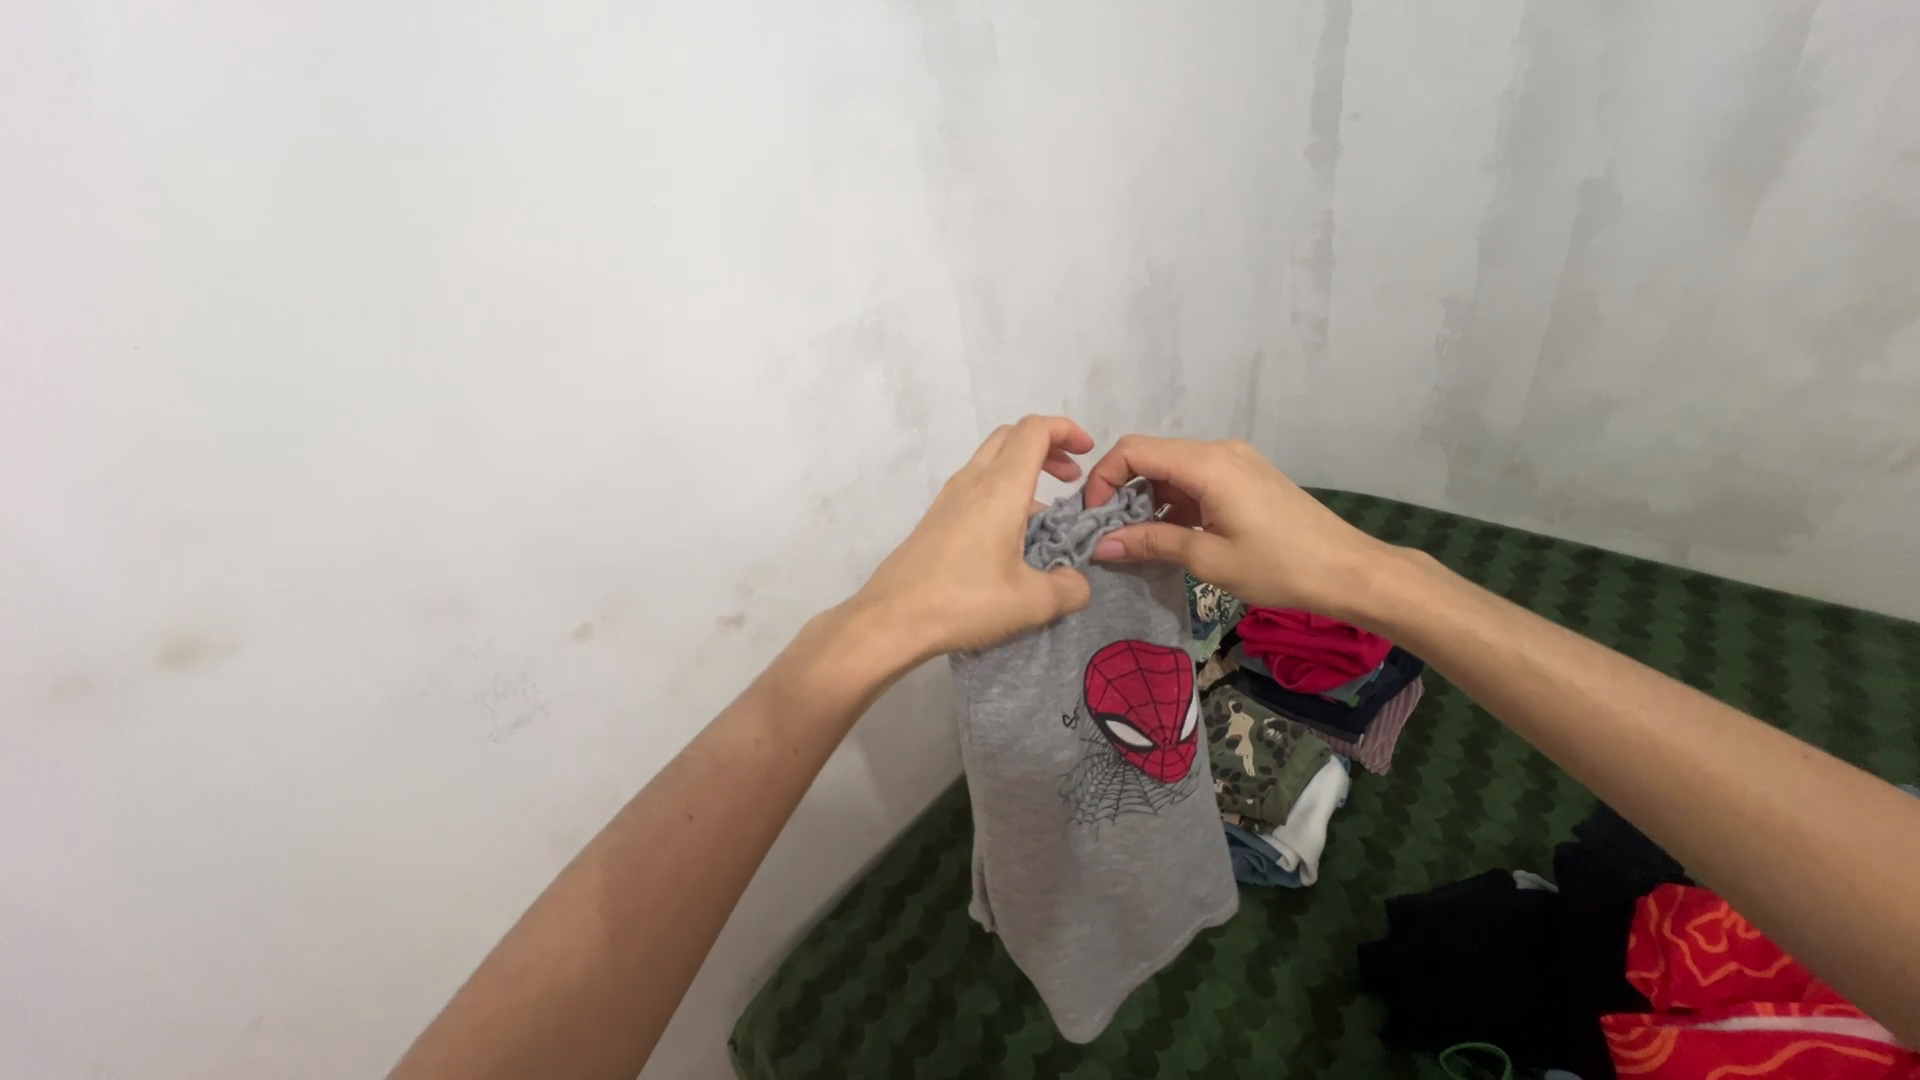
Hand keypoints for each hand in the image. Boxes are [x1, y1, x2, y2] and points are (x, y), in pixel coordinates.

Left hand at [852, 415, 1096, 658]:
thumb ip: (1070, 589)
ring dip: (1023, 471)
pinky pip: (975, 487)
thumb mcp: (1031, 603)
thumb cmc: (964, 602)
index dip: (1066, 430)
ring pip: (991, 461)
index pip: (1034, 431)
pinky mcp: (936, 518)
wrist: (892, 619)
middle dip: (1046, 447)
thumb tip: (1078, 582)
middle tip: (1070, 478)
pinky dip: (1001, 492)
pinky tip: (1011, 538)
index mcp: (1000, 488)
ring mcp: (949, 498)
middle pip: (1011, 437)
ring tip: (1044, 516)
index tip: (1088, 453)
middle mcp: (973, 482)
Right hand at [1080, 436, 1395, 615]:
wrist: (1350, 571)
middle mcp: (1219, 451)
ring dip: (1147, 498)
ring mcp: (1236, 461)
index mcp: (1207, 464)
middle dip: (1121, 490)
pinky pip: (1196, 479)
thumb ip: (1151, 543)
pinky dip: (1174, 501)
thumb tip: (1101, 545)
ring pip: (1172, 469)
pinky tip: (1171, 534)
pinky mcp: (1247, 476)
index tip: (1094, 517)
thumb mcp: (1208, 559)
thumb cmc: (1279, 567)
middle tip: (1109, 532)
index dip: (1103, 478)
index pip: (1133, 450)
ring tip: (1136, 539)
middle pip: (1151, 456)